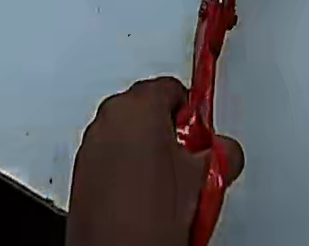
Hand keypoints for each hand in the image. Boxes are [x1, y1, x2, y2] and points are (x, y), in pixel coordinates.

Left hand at [67, 77, 244, 245]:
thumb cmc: (150, 220)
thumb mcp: (203, 180)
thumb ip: (222, 152)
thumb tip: (226, 151)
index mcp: (141, 104)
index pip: (172, 87)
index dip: (190, 114)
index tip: (199, 134)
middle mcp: (112, 113)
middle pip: (148, 106)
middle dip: (168, 130)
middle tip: (185, 162)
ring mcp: (93, 138)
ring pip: (129, 129)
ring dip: (146, 147)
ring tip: (164, 185)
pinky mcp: (82, 164)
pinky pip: (111, 149)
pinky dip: (125, 162)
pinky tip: (141, 194)